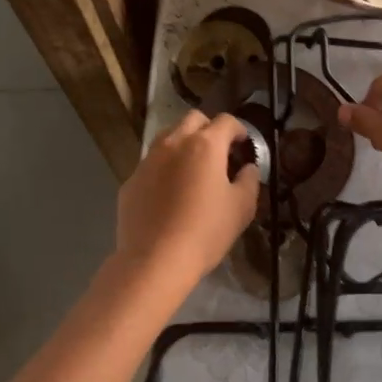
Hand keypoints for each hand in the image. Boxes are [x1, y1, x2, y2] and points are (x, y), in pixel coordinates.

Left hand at [114, 111, 259, 283]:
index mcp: (205, 145)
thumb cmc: (205, 232)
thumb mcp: (241, 208)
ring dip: (183, 144)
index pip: (226, 121)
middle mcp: (174, 143)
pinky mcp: (131, 180)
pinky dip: (164, 169)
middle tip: (218, 153)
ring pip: (168, 137)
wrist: (154, 262)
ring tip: (192, 169)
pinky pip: (151, 164)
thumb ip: (250, 180)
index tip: (243, 145)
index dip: (239, 130)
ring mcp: (148, 160)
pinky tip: (168, 195)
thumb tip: (247, 168)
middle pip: (194, 119)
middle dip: (209, 129)